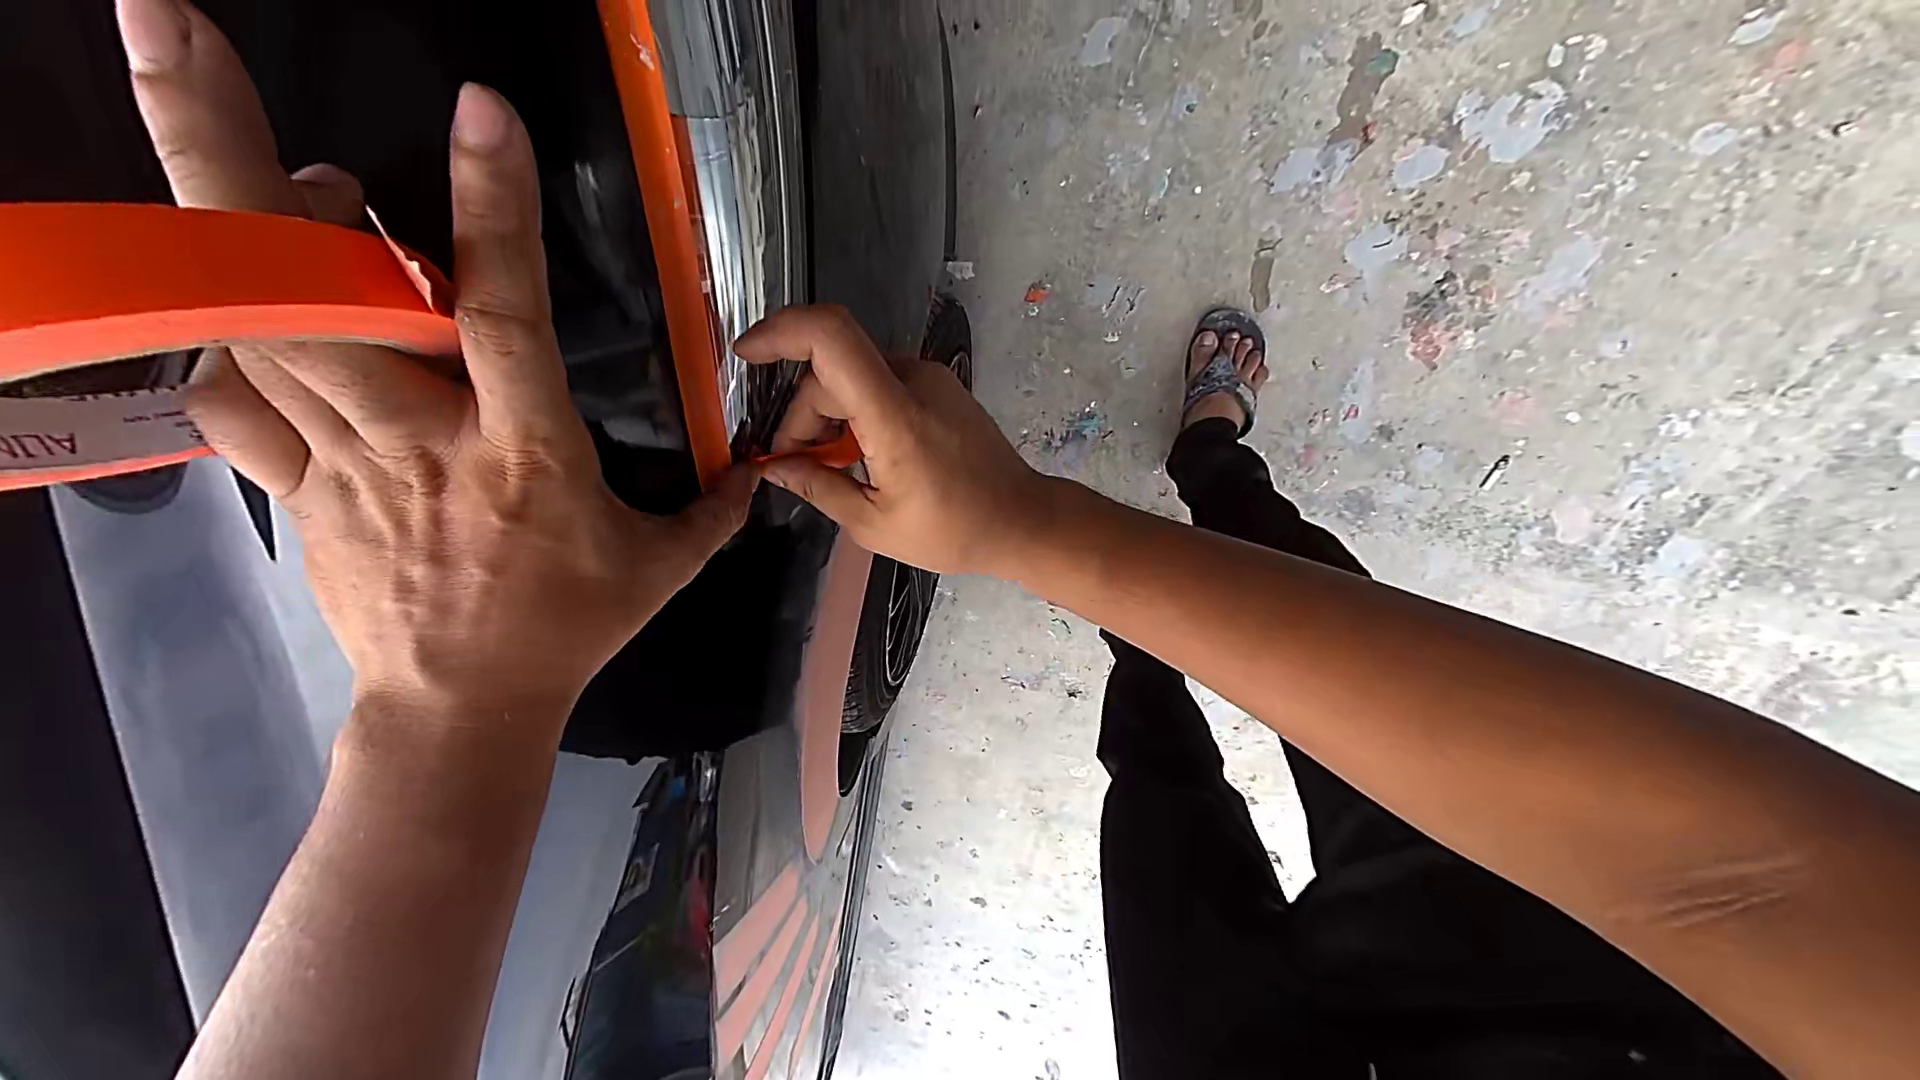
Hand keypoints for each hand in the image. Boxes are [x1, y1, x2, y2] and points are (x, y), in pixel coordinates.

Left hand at [119, 0, 755, 726]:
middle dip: (234, 162)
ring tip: (258, 159)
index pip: (507, 318)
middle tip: (187, 39)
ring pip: (254, 329)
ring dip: (231, 226)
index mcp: (526, 456)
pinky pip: (235, 400)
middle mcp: (423, 442)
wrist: (466, 703)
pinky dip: (225, 338)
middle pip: (311, 296)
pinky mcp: (301, 491)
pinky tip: (250, 303)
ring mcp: (346, 463)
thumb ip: (714, 511)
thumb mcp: (664, 567)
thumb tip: (758, 473)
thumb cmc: (574, 626)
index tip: (481, 115)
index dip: (495, 213)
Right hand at [734, 305, 1050, 576]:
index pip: (830, 337)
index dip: (779, 332)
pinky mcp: (939, 385)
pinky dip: (857, 410)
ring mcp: (930, 378)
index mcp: (896, 416)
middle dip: (803, 416)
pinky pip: (880, 383)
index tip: (746, 355)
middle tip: (798, 465)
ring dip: (830, 414)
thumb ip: (818, 488)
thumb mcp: (875, 524)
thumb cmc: (954, 531)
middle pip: (832, 370)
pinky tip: (862, 452)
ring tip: (833, 464)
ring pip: (854, 376)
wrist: (1022, 518)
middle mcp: (914, 381)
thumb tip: (774, 468)